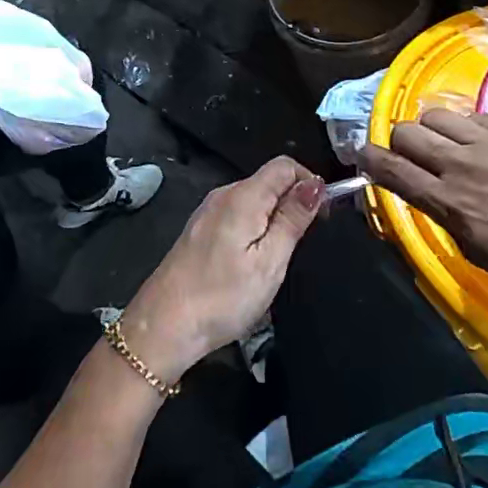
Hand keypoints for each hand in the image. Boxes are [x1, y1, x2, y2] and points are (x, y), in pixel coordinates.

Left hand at [117, 157, 323, 381]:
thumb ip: (292, 219)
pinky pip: (238, 214)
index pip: (284, 165)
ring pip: (254, 199)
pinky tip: (254, 259)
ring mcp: (209, 211)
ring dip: (274, 217)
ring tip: (279, 258)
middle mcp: (223, 194)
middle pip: (268, 181)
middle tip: (303, 244)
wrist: (165, 322)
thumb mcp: (269, 262)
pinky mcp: (201, 229)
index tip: (322, 215)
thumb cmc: (223, 296)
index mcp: (242, 196)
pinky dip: (255, 227)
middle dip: (293, 202)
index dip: (309, 182)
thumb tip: (315, 184)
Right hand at [358, 109, 487, 325]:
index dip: (369, 159)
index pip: (390, 167)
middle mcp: (463, 164)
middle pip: (405, 130)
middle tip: (413, 156)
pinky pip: (475, 116)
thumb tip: (428, 195)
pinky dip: (469, 129)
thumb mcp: (482, 254)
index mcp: (451, 203)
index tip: (363, 156)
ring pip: (436, 115)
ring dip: (433, 131)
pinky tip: (486, 146)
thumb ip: (446, 217)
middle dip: (400, 142)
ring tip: (450, 147)